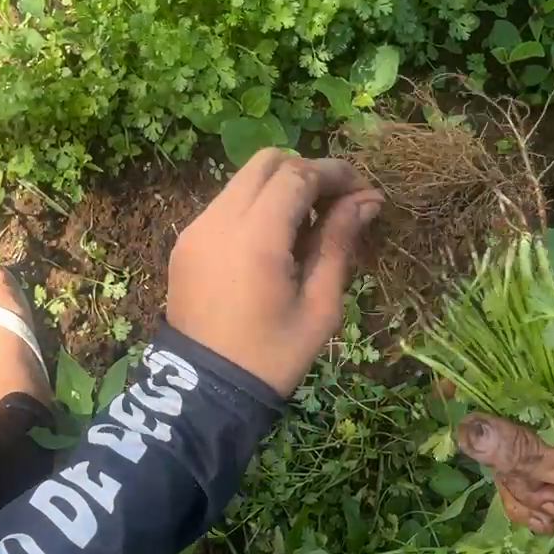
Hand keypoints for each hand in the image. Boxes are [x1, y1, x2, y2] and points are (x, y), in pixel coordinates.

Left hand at [167, 150, 382, 396]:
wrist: (203, 391)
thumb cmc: (272, 356)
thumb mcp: (320, 306)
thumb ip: (339, 244)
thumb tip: (367, 201)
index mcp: (255, 237)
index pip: (298, 175)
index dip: (335, 174)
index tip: (364, 192)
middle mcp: (218, 220)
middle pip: (267, 162)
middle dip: (307, 172)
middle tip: (336, 204)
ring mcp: (196, 228)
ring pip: (243, 180)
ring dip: (280, 188)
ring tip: (308, 227)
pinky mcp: (186, 241)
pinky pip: (226, 205)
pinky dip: (255, 206)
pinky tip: (275, 242)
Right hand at [456, 351, 553, 540]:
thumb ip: (527, 452)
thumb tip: (464, 431)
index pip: (510, 362)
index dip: (474, 380)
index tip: (447, 404)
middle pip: (501, 414)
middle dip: (512, 463)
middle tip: (541, 494)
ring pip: (507, 448)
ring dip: (522, 487)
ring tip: (553, 514)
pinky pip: (521, 471)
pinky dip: (529, 498)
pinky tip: (551, 520)